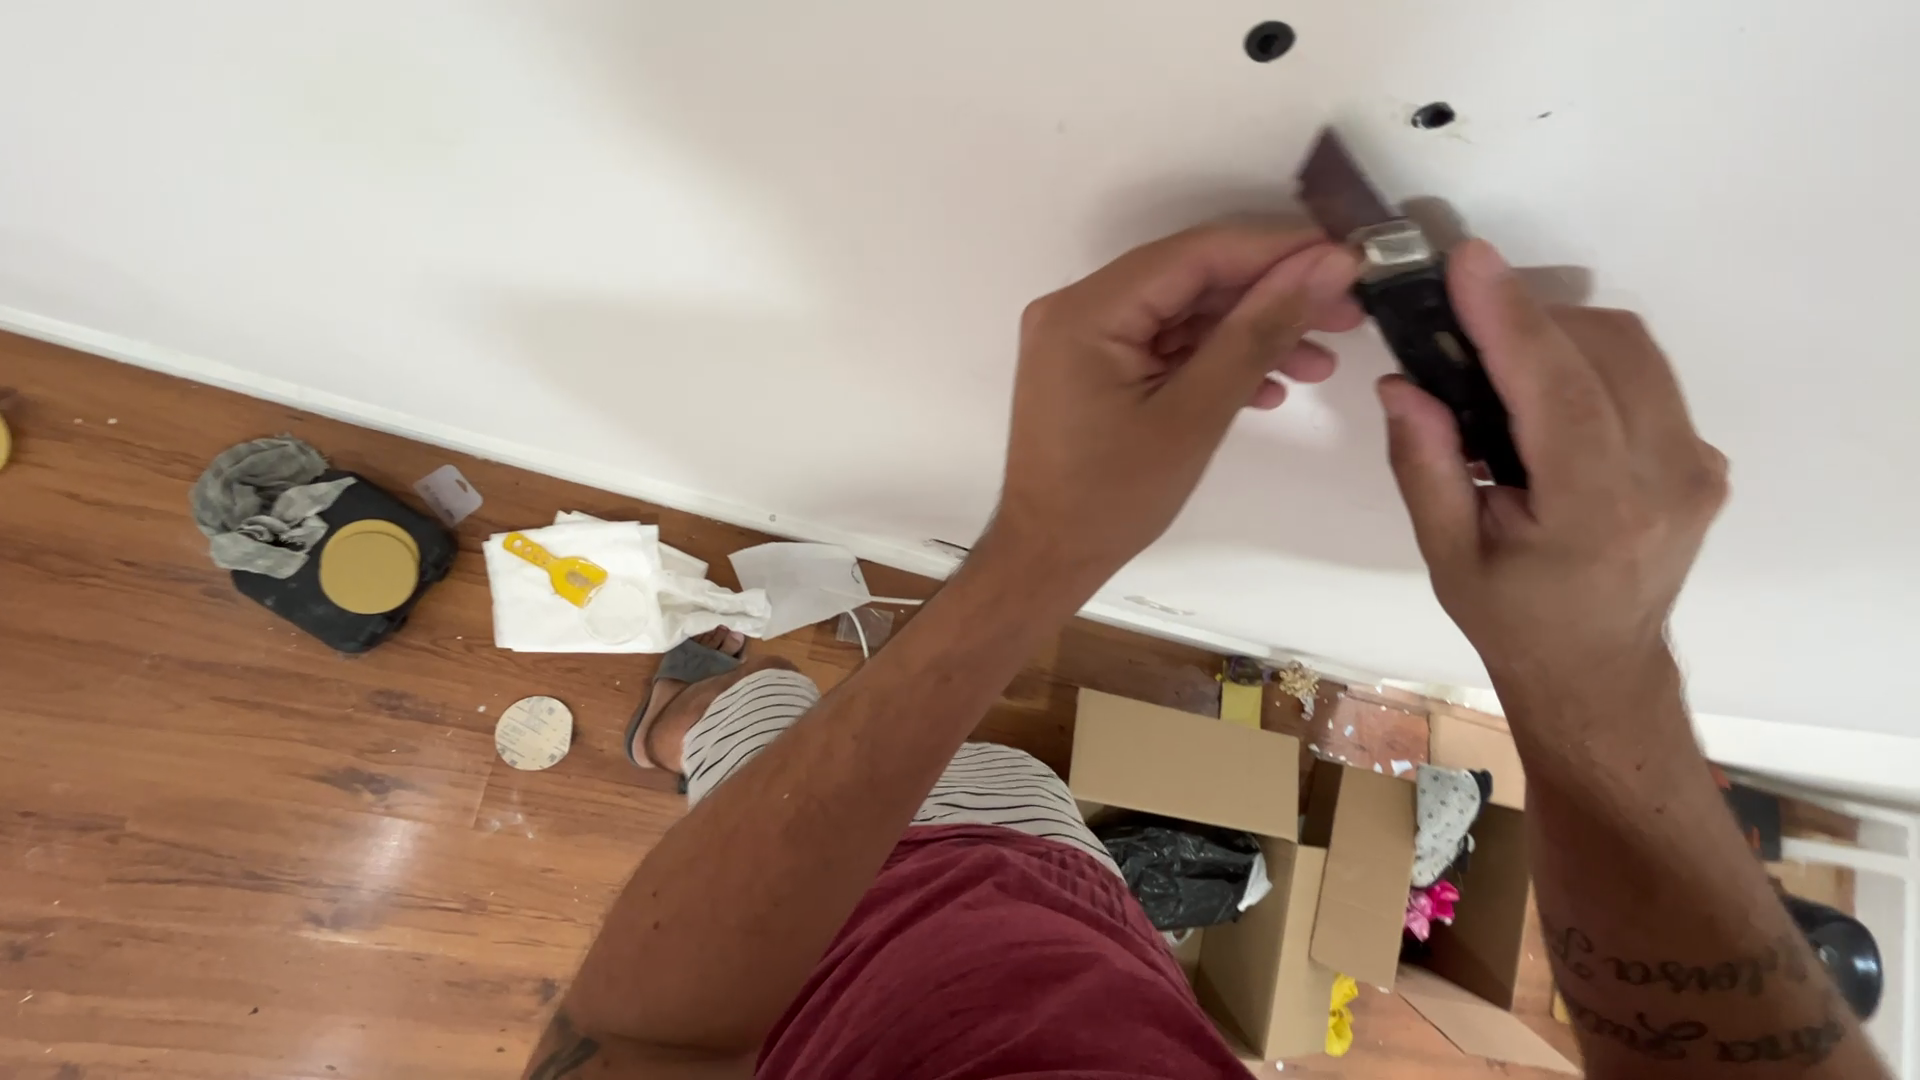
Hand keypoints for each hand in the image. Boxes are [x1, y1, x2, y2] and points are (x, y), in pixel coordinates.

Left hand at [991, 223, 1361, 585]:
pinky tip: (1266, 387)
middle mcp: (1075, 311)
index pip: (1195, 253)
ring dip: (1247, 335)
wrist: (1051, 555)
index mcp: (1085, 313)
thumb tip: (1329, 264)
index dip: (1277, 250)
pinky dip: (1210, 361)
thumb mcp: (1194, 414)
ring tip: (1318, 363)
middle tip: (1346, 315)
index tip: (1349, 261)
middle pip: (1190, 280)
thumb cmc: (1112, 498)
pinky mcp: (1091, 368)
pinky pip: (1161, 346)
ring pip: (1181, 314)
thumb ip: (1259, 332)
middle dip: (1269, 297)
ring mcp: (1080, 340)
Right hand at [1379, 240, 1727, 699]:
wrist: (1594, 666)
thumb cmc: (1508, 617)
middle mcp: (1668, 475)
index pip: (1558, 389)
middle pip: (1608, 350)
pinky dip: (1580, 361)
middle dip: (1529, 316)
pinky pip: (1642, 378)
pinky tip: (1532, 392)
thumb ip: (1425, 466)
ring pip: (1633, 352)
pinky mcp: (1699, 457)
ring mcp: (1696, 462)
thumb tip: (1403, 385)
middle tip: (1455, 313)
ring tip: (1487, 351)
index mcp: (1597, 509)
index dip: (1511, 318)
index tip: (1467, 262)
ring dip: (1556, 332)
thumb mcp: (1445, 552)